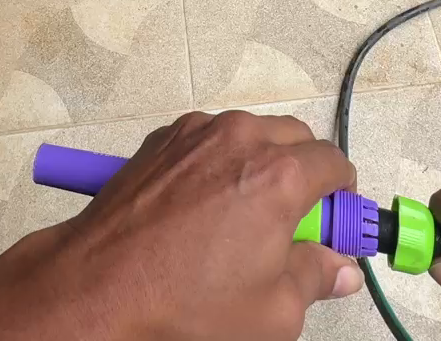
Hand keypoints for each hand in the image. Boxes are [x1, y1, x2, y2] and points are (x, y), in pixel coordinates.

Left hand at [0, 111, 362, 340]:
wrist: (97, 285)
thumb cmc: (189, 306)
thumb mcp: (271, 311)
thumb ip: (314, 277)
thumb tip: (340, 265)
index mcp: (278, 174)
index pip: (333, 162)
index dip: (343, 195)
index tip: (337, 220)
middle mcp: (240, 135)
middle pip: (294, 137)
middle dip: (304, 170)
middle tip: (295, 218)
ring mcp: (197, 129)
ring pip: (250, 131)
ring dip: (261, 160)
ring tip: (244, 211)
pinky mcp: (164, 135)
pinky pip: (210, 136)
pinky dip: (221, 157)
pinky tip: (204, 201)